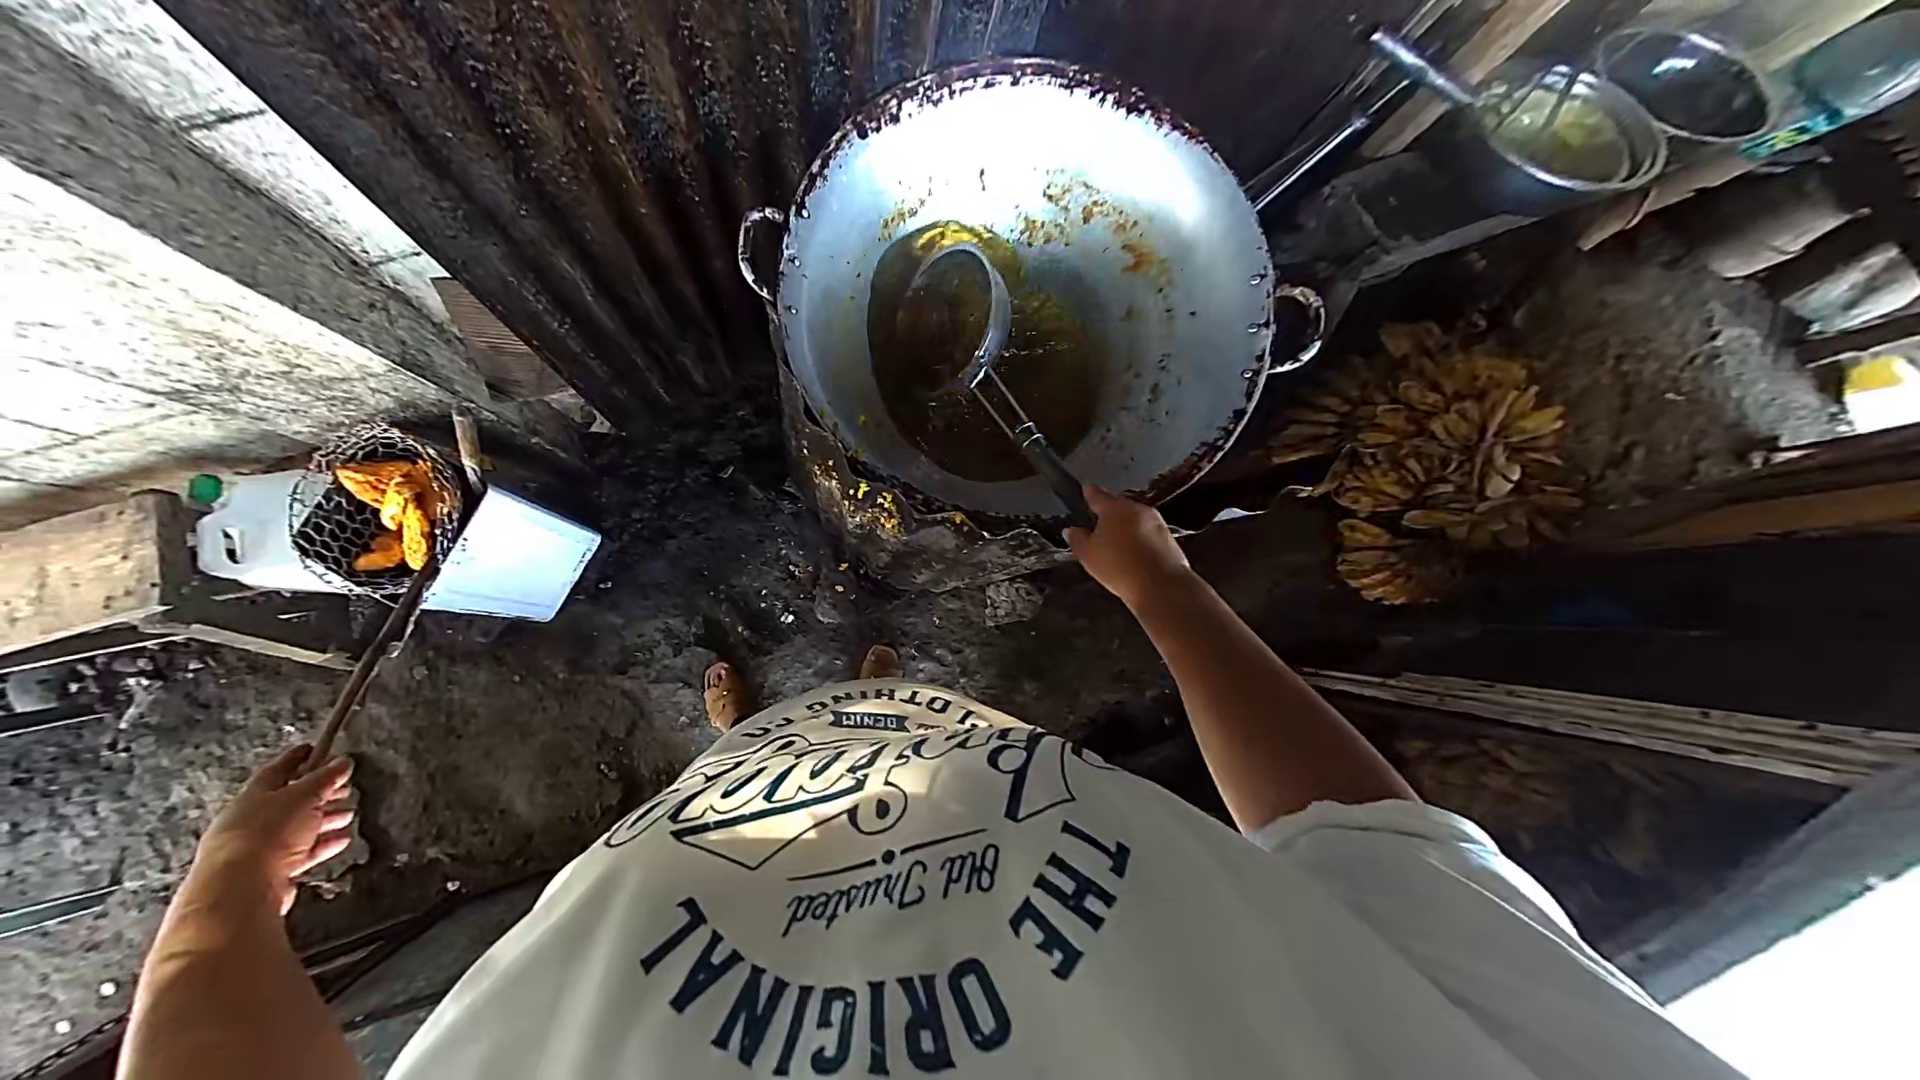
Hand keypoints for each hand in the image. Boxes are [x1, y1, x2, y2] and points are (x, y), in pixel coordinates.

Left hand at [196, 745, 355, 914]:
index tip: (316, 747)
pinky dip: (324, 843)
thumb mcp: (303, 796)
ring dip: (326, 818)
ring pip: (299, 827)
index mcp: (253, 797)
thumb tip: (343, 761)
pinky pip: (303, 852)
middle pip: (291, 800)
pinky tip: (343, 839)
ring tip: (350, 814)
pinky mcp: (272, 871)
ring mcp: (260, 848)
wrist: (240, 889)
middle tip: (346, 787)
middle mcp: (252, 820)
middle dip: (320, 793)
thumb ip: (325, 778)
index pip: (278, 770)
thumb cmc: (268, 831)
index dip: (298, 757)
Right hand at [1064, 484, 1192, 606]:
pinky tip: (1135, 555)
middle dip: (1109, 514)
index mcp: (1114, 508)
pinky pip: (1148, 533)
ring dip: (1126, 527)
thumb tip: (1071, 529)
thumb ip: (1077, 539)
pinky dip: (1140, 539)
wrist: (1161, 585)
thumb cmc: (1118, 566)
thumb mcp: (1088, 555)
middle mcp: (1137, 509)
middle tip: (1098, 528)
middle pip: (1118, 506)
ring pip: (1135, 520)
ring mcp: (1156, 522)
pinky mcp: (1169, 537)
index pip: (1097, 495)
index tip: (1085, 489)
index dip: (1089, 493)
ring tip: (1117, 545)